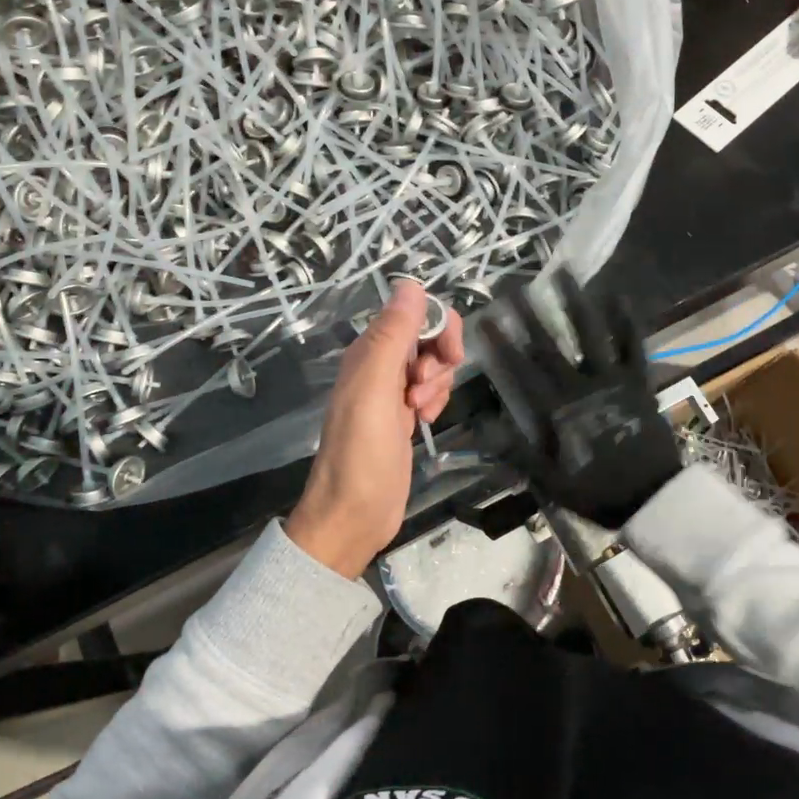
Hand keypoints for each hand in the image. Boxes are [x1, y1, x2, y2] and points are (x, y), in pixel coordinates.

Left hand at [286, 281, 464, 577]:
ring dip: (437, 385)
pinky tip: (424, 422)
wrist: (353, 514)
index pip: (415, 313)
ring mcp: (391, 393)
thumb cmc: (362, 453)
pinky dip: (435, 402)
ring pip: (433, 366)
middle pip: (429, 338)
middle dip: (440, 360)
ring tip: (418, 413)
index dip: (439, 328)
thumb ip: (392, 336)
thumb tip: (411, 284)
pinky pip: (430, 392)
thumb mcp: (375, 388)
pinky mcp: (402, 417)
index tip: (445, 357)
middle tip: (423, 392)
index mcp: (369, 352)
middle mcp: (379, 366)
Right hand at [475, 270, 679, 529]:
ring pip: (592, 334)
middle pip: (551, 345)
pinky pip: (633, 345)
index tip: (486, 318)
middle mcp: (584, 385)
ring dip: (576, 303)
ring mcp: (615, 379)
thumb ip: (518, 452)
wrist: (654, 499)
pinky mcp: (640, 381)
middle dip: (530, 315)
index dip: (502, 343)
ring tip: (564, 273)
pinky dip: (625, 320)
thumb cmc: (599, 491)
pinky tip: (617, 295)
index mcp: (559, 410)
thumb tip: (482, 429)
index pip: (522, 370)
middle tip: (513, 286)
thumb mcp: (551, 480)